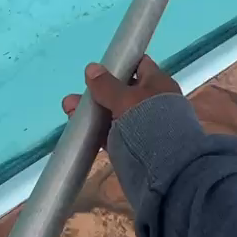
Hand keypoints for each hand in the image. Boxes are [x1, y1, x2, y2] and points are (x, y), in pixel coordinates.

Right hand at [60, 56, 181, 145]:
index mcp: (158, 84)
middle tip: (76, 96)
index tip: (99, 69)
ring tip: (69, 110)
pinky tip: (80, 131)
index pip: (140, 65)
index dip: (120, 64)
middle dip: (98, 91)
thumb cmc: (149, 124)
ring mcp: (144, 126)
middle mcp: (153, 102)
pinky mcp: (136, 147)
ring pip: (115, 113)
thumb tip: (92, 68)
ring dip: (94, 112)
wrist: (167, 172)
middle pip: (123, 91)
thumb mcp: (125, 99)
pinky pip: (114, 134)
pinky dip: (98, 131)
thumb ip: (107, 85)